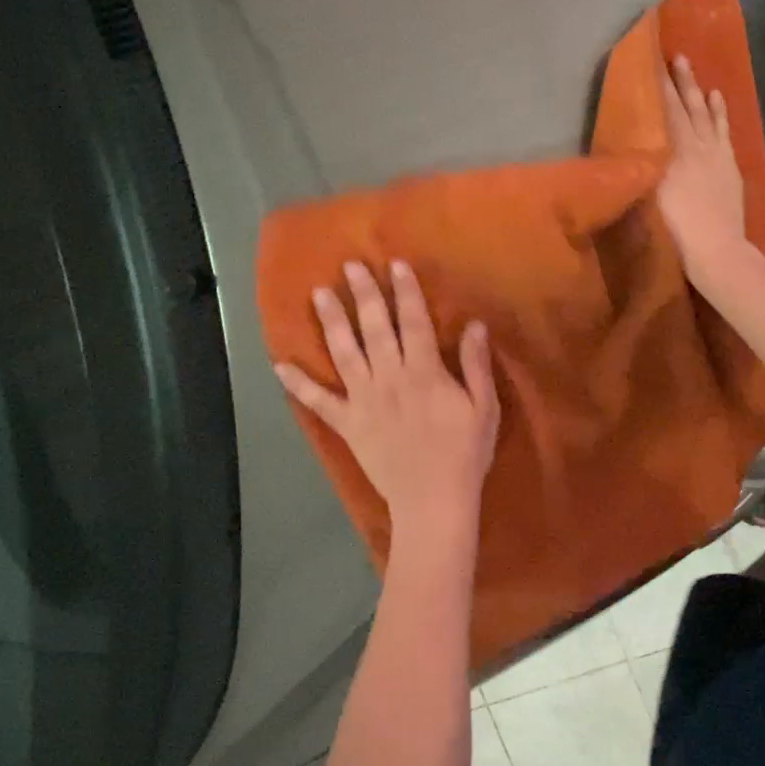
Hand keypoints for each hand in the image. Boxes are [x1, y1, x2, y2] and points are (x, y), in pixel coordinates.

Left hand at [275, 260, 500, 531]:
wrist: (433, 500)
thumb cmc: (465, 453)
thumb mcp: (484, 407)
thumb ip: (476, 365)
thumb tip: (474, 325)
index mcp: (424, 372)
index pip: (413, 322)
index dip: (406, 292)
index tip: (395, 265)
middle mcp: (389, 378)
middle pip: (374, 328)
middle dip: (363, 295)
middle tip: (350, 266)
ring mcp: (364, 401)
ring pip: (344, 353)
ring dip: (331, 322)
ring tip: (318, 294)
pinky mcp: (348, 425)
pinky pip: (319, 402)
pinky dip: (299, 384)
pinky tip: (280, 366)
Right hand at [658, 55, 747, 282]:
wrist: (715, 249)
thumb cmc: (675, 229)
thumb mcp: (649, 195)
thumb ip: (642, 165)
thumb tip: (631, 141)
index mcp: (672, 151)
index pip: (663, 110)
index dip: (657, 86)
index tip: (650, 63)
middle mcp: (695, 145)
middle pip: (685, 106)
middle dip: (678, 80)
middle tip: (674, 55)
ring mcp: (716, 154)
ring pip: (706, 113)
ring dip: (698, 90)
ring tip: (691, 68)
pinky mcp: (729, 166)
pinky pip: (724, 131)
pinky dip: (720, 113)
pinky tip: (717, 98)